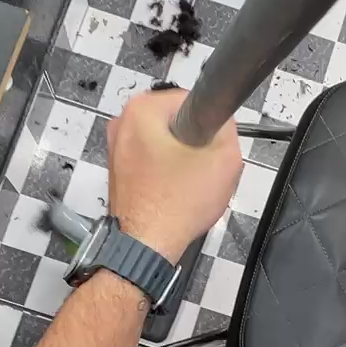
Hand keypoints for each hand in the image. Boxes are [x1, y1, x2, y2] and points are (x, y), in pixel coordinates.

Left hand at [106, 88, 242, 261]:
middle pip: (177, 123)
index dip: (210, 124)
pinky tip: (176, 193)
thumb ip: (229, 128)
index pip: (191, 100)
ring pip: (165, 144)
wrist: (148, 246)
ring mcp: (116, 150)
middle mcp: (121, 124)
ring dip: (181, 160)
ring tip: (189, 184)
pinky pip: (153, 163)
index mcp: (141, 110)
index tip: (211, 148)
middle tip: (203, 169)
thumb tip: (221, 123)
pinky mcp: (119, 172)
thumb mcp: (225, 159)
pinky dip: (166, 174)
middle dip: (195, 143)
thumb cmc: (177, 205)